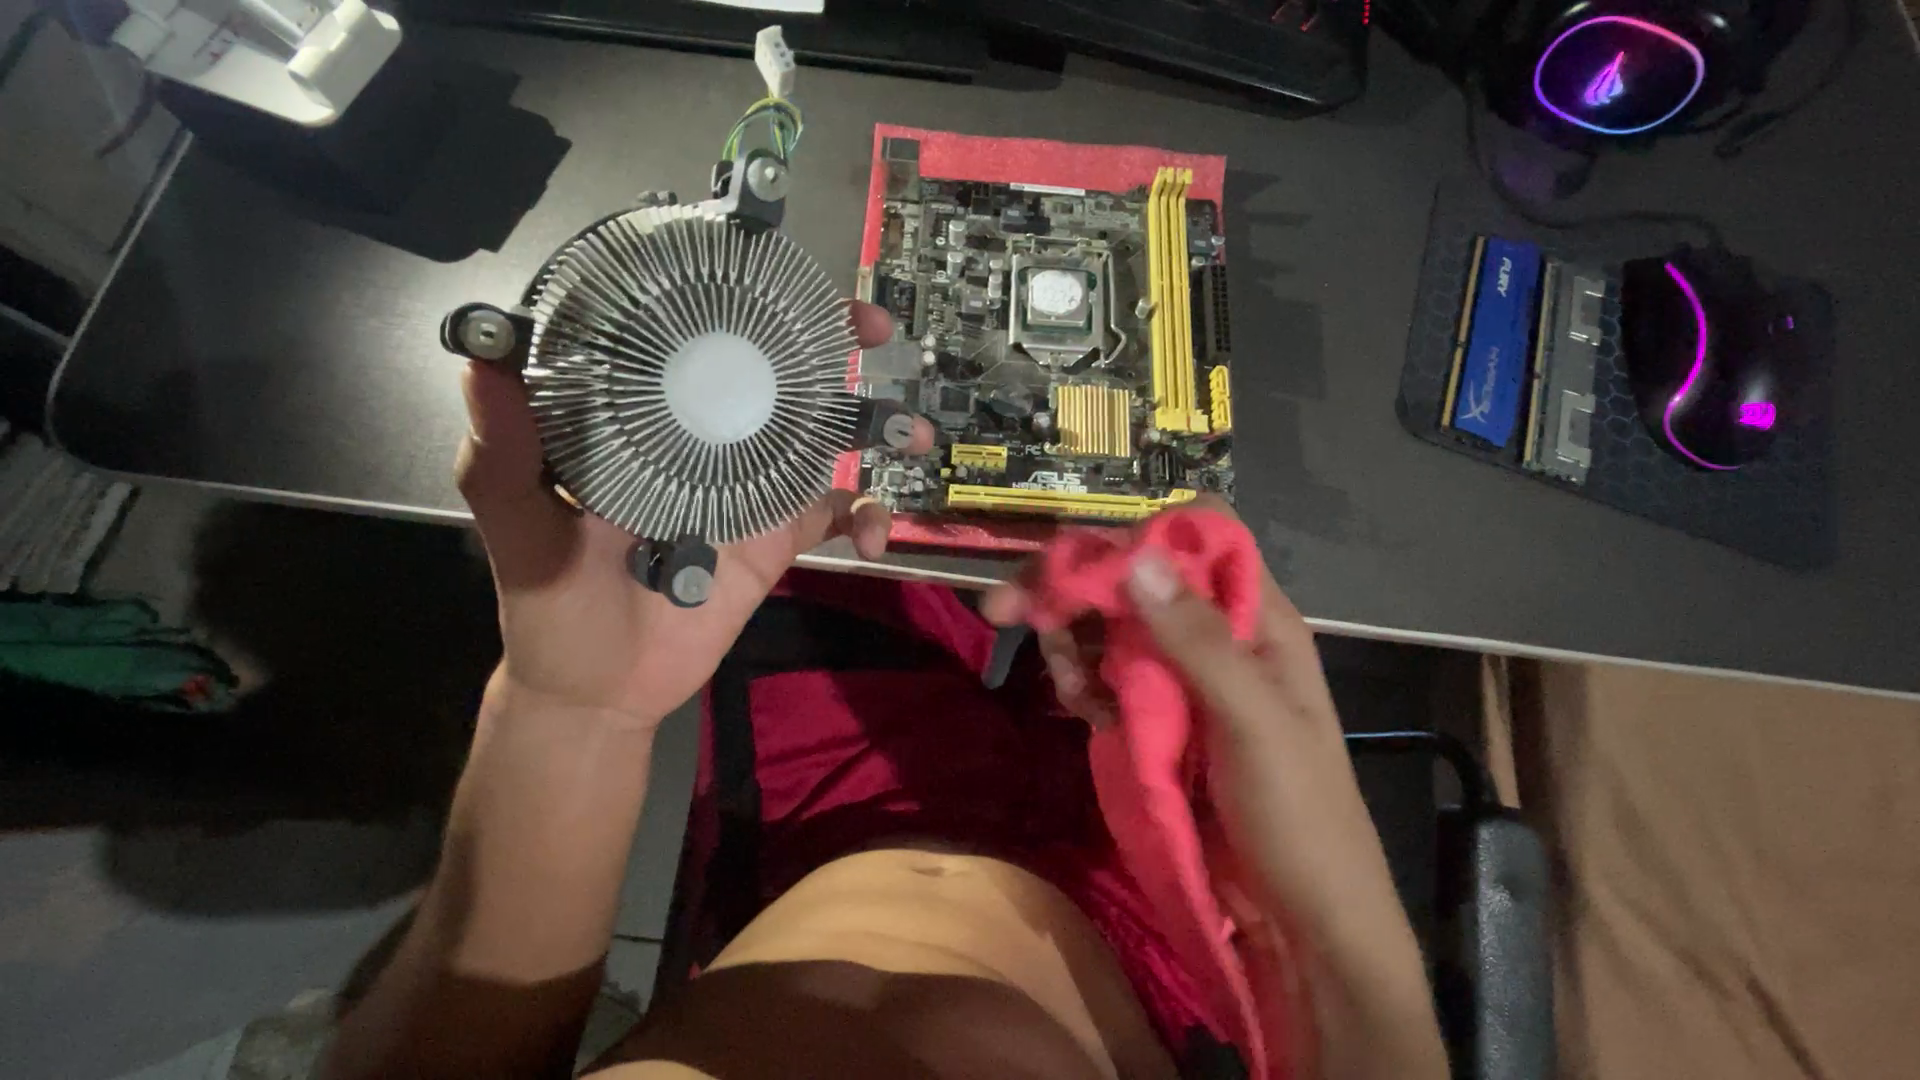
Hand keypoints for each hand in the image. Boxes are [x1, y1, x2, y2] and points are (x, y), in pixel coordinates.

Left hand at [456, 301, 931, 728]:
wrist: (601, 690)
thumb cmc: (552, 603)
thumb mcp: (517, 523)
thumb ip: (507, 449)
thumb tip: (480, 352)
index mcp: (649, 420)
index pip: (698, 342)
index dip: (741, 300)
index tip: (781, 276)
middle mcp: (707, 440)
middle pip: (776, 376)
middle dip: (832, 346)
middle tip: (876, 329)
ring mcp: (751, 489)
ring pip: (822, 439)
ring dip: (875, 426)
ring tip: (912, 432)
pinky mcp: (780, 540)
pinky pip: (838, 517)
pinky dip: (868, 519)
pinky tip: (874, 537)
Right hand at [979, 497, 1392, 934]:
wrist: (1305, 922)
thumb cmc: (1300, 818)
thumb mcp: (1256, 726)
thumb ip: (1200, 642)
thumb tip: (1139, 557)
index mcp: (1256, 620)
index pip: (1197, 538)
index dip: (1139, 536)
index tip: (1081, 564)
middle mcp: (1215, 635)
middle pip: (1135, 580)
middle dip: (1073, 587)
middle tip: (1004, 606)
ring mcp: (1180, 678)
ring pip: (1110, 628)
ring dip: (1072, 641)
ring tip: (1063, 681)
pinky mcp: (1155, 719)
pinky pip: (1104, 678)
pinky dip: (1081, 683)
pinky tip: (1077, 705)